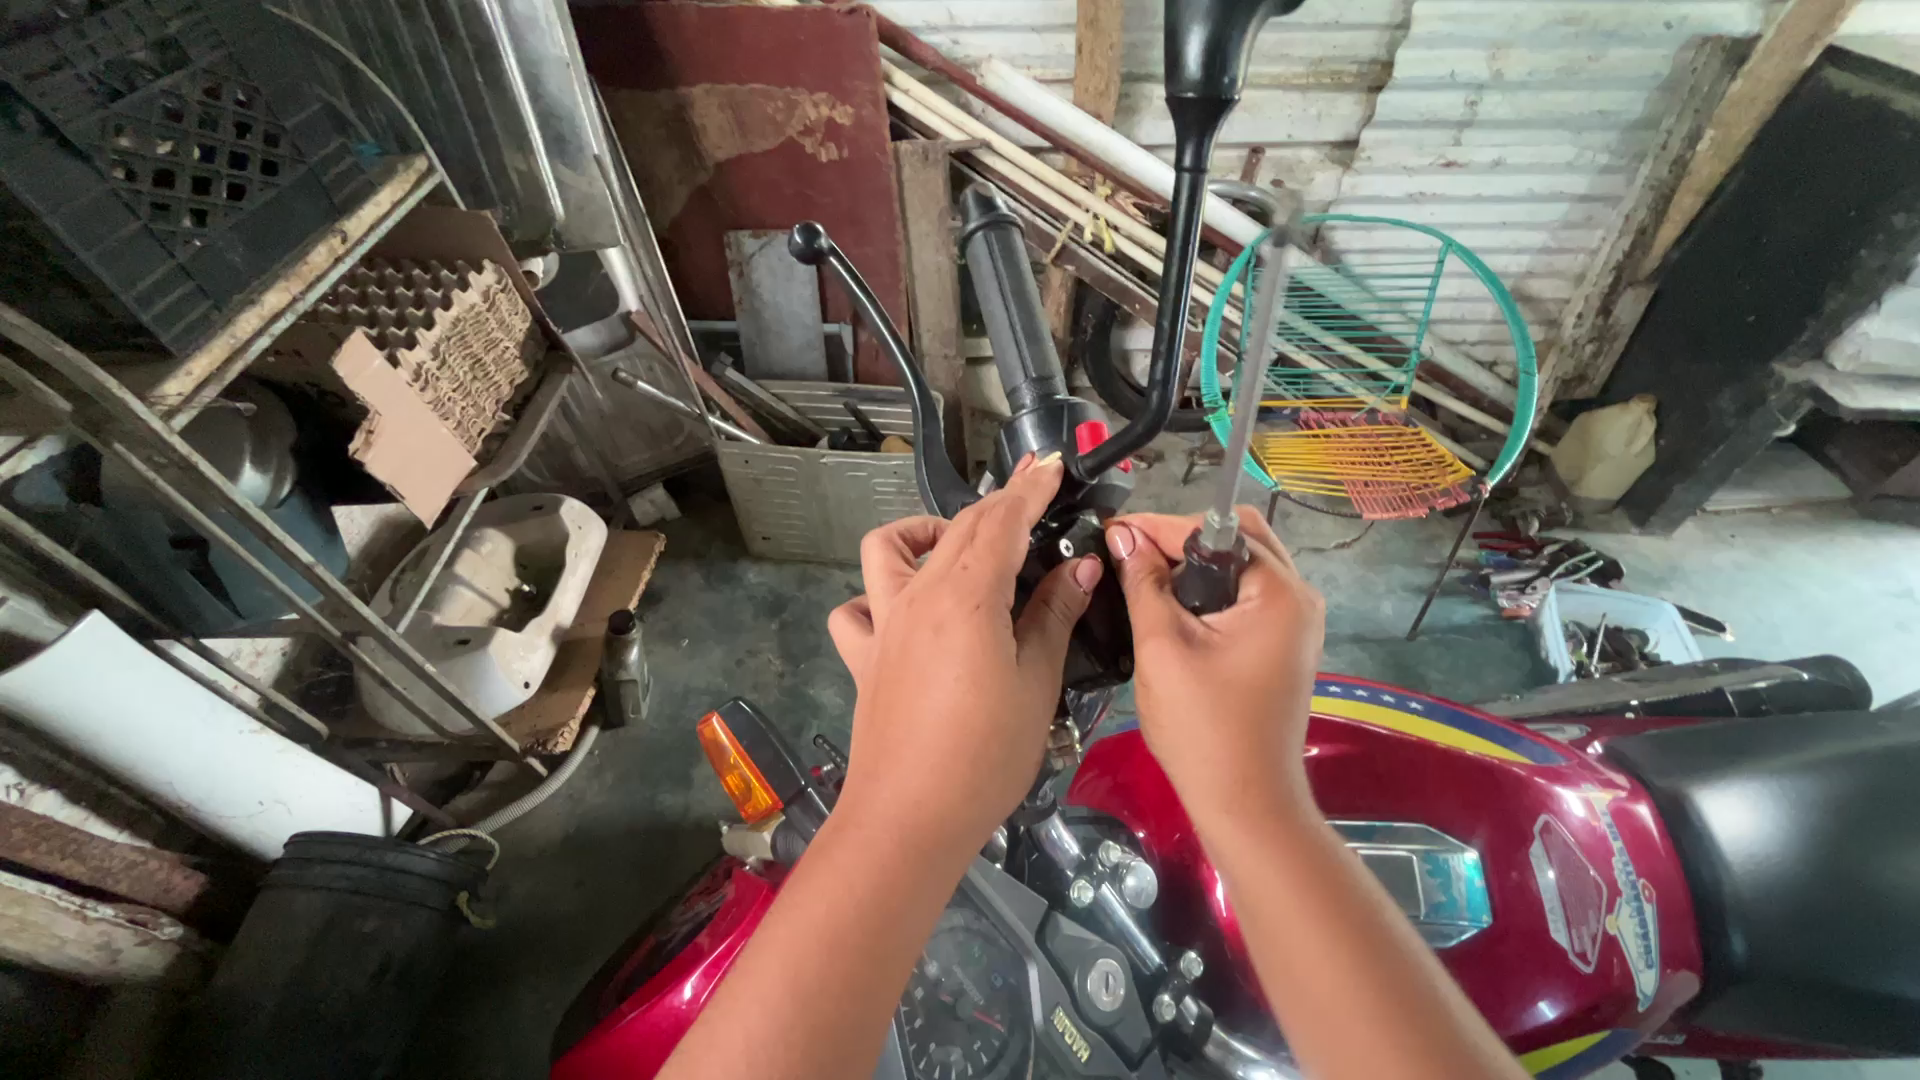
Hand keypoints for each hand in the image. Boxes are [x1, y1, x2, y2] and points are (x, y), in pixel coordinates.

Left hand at [827, 454, 1102, 857]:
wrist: (910, 818)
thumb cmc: (985, 754)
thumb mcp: (1035, 683)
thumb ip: (1053, 616)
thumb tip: (1080, 567)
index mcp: (965, 596)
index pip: (1001, 523)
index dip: (1029, 490)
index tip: (1050, 466)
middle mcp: (916, 597)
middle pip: (956, 528)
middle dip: (996, 501)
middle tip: (1031, 493)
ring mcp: (882, 625)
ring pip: (887, 550)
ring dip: (921, 534)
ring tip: (955, 549)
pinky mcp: (863, 658)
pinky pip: (856, 611)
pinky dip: (875, 597)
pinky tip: (901, 613)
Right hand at [1104, 508, 1325, 826]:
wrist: (1245, 802)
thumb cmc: (1202, 728)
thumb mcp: (1162, 648)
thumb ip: (1143, 584)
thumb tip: (1122, 536)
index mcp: (1278, 593)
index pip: (1217, 529)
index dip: (1160, 525)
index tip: (1113, 532)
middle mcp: (1299, 598)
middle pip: (1240, 537)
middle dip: (1181, 537)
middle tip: (1131, 552)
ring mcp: (1296, 623)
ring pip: (1242, 565)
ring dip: (1196, 562)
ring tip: (1144, 572)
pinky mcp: (1283, 643)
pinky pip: (1246, 594)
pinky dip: (1210, 588)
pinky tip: (1173, 601)